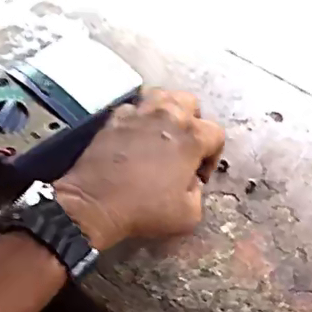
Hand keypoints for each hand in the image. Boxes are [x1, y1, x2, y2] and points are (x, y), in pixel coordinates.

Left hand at [53, 88, 224, 251]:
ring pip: (162, 96)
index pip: (216, 133)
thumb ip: (198, 194)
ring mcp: (138, 115)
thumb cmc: (145, 211)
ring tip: (163, 132)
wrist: (96, 204)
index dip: (213, 155)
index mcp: (190, 139)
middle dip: (193, 123)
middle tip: (184, 147)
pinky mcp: (114, 119)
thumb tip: (191, 182)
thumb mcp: (188, 216)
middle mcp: (167, 118)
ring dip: (168, 111)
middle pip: (191, 103)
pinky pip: (133, 108)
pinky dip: (138, 117)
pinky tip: (136, 135)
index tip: (199, 175)